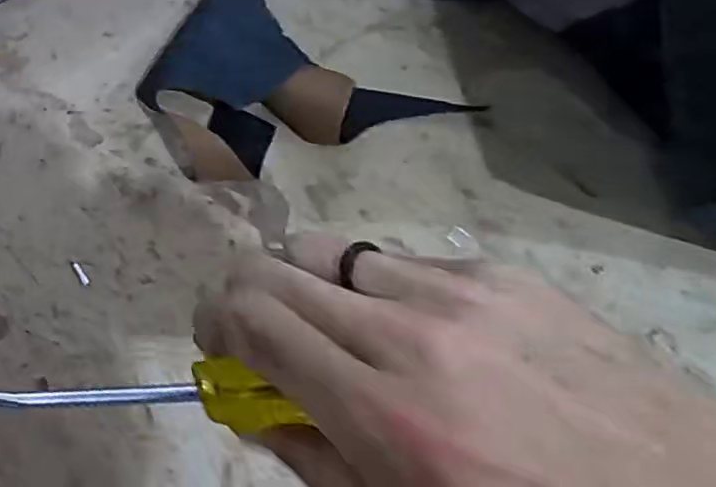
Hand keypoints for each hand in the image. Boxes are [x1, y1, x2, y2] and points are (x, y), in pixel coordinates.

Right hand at [194, 233, 715, 486]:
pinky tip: (437, 340)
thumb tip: (254, 409)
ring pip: (333, 251)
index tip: (216, 344)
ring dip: (316, 288)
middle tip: (261, 334)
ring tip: (352, 336)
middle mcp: (412, 330)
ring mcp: (461, 288)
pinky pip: (405, 262)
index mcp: (391, 415)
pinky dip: (387, 292)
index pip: (250, 317)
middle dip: (247, 294)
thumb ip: (319, 465)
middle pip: (276, 264)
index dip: (214, 321)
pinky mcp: (502, 271)